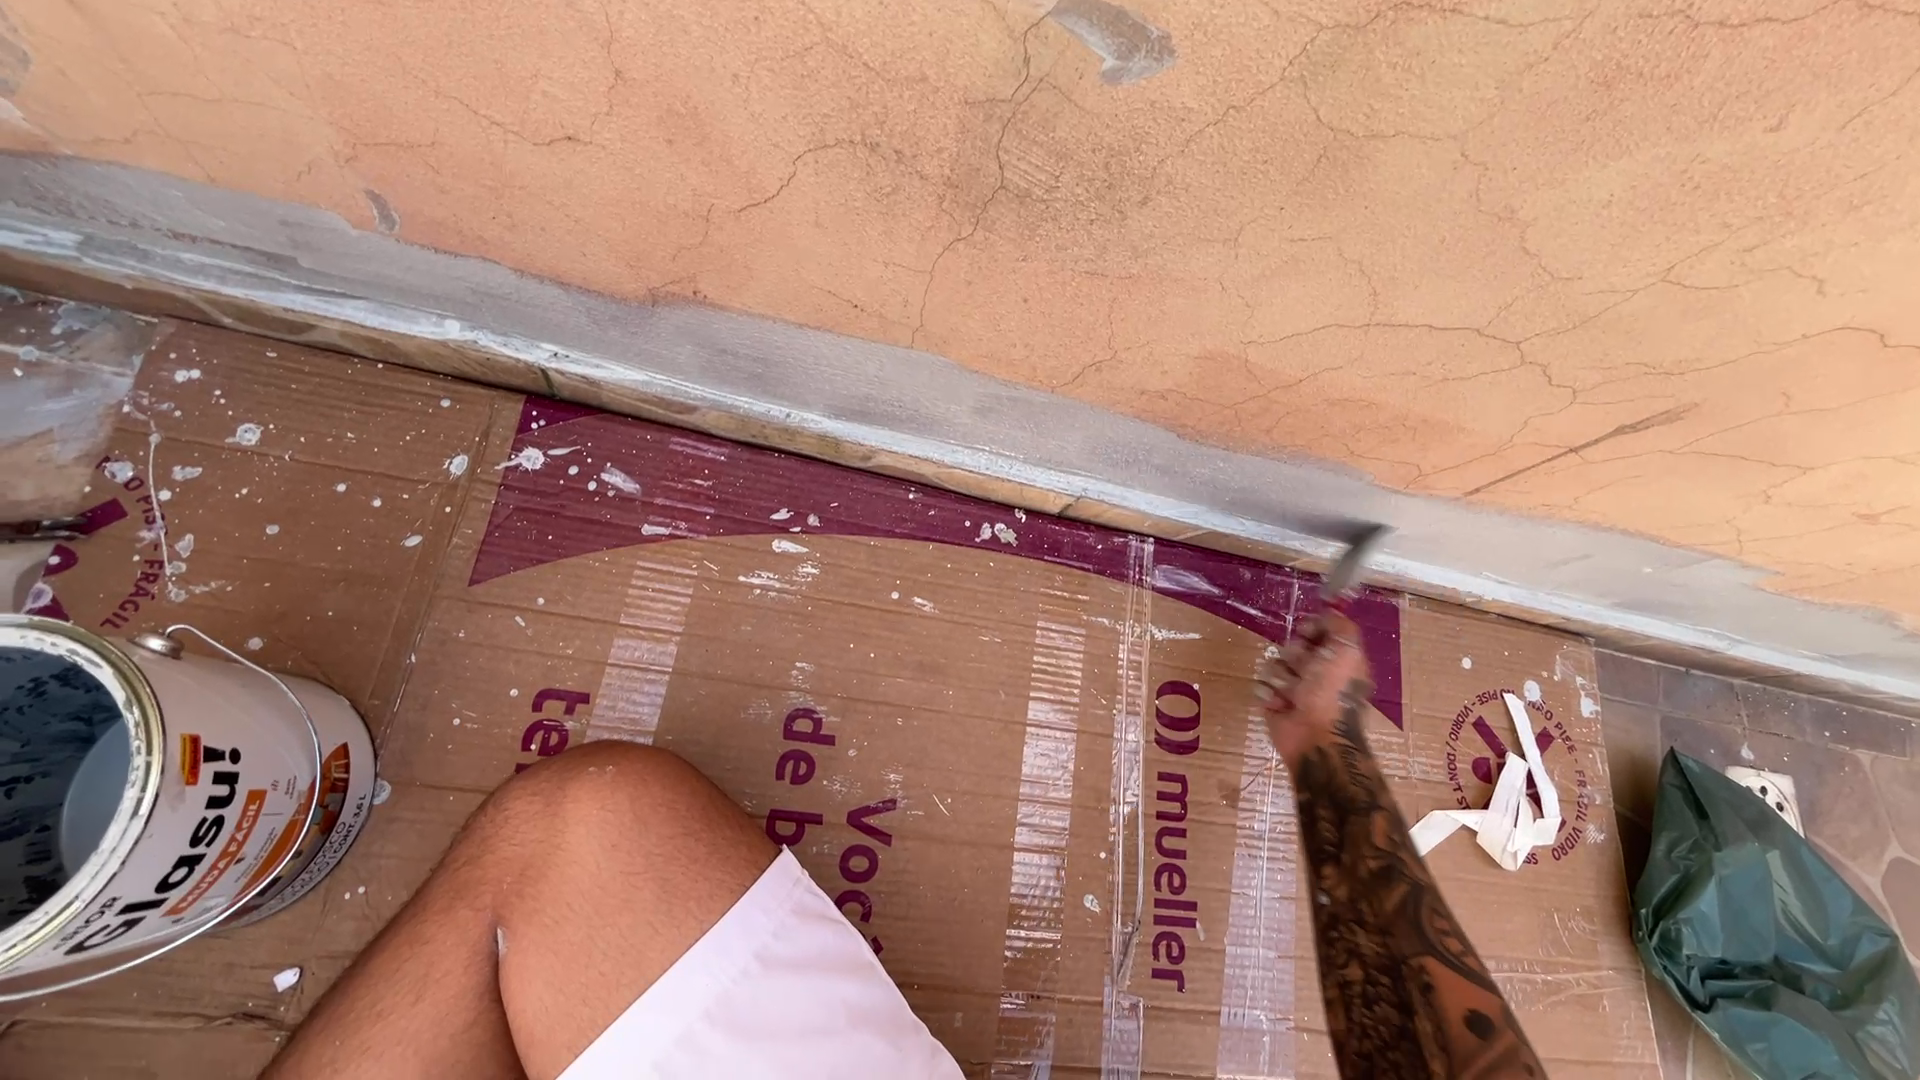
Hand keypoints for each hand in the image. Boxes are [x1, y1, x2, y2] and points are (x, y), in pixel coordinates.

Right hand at [1256, 611, 1371, 769]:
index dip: (1311, 629)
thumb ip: (1340, 627)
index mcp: (1338, 661)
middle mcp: (1317, 673)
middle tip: (1303, 670)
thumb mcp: (1347, 651)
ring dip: (1280, 676)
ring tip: (1291, 693)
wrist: (1314, 736)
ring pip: (1273, 665)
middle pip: (1292, 646)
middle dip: (1294, 655)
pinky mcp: (1273, 703)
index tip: (1307, 633)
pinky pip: (1260, 685)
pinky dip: (1268, 693)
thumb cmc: (1333, 693)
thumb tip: (1330, 611)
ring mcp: (1294, 689)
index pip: (1319, 632)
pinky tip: (1280, 703)